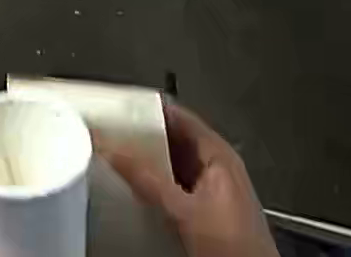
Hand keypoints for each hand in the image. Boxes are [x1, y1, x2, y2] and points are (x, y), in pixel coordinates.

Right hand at [103, 99, 278, 256]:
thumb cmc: (237, 249)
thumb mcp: (184, 209)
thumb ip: (146, 178)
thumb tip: (112, 150)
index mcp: (219, 154)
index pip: (176, 114)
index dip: (147, 109)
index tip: (119, 107)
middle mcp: (219, 167)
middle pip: (172, 139)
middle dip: (143, 137)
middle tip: (114, 135)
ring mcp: (215, 191)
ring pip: (173, 164)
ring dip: (149, 163)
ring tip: (121, 160)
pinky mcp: (210, 213)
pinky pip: (176, 186)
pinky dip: (157, 184)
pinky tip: (140, 191)